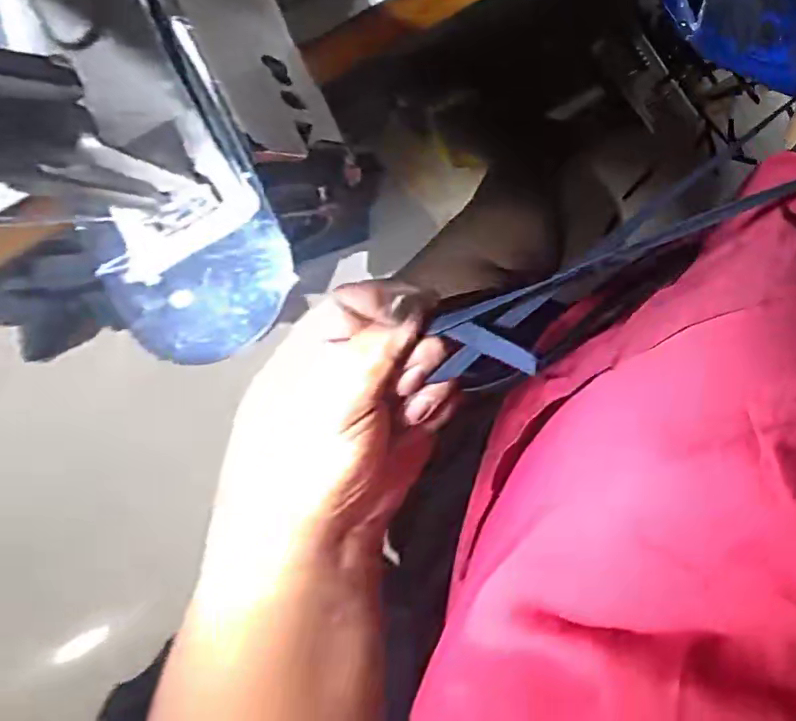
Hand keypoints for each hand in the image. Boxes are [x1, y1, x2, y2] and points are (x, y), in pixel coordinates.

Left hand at [201, 282, 457, 586]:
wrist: (320, 539)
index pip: (362, 298)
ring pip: (435, 356)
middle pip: (410, 325)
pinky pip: (446, 387)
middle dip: (419, 350)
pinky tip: (420, 424)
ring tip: (409, 411)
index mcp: (316, 353)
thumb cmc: (307, 466)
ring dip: (432, 380)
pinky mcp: (414, 412)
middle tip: (404, 382)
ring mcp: (384, 390)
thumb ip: (377, 343)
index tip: (417, 321)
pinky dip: (439, 402)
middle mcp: (352, 364)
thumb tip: (417, 301)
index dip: (394, 302)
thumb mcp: (336, 397)